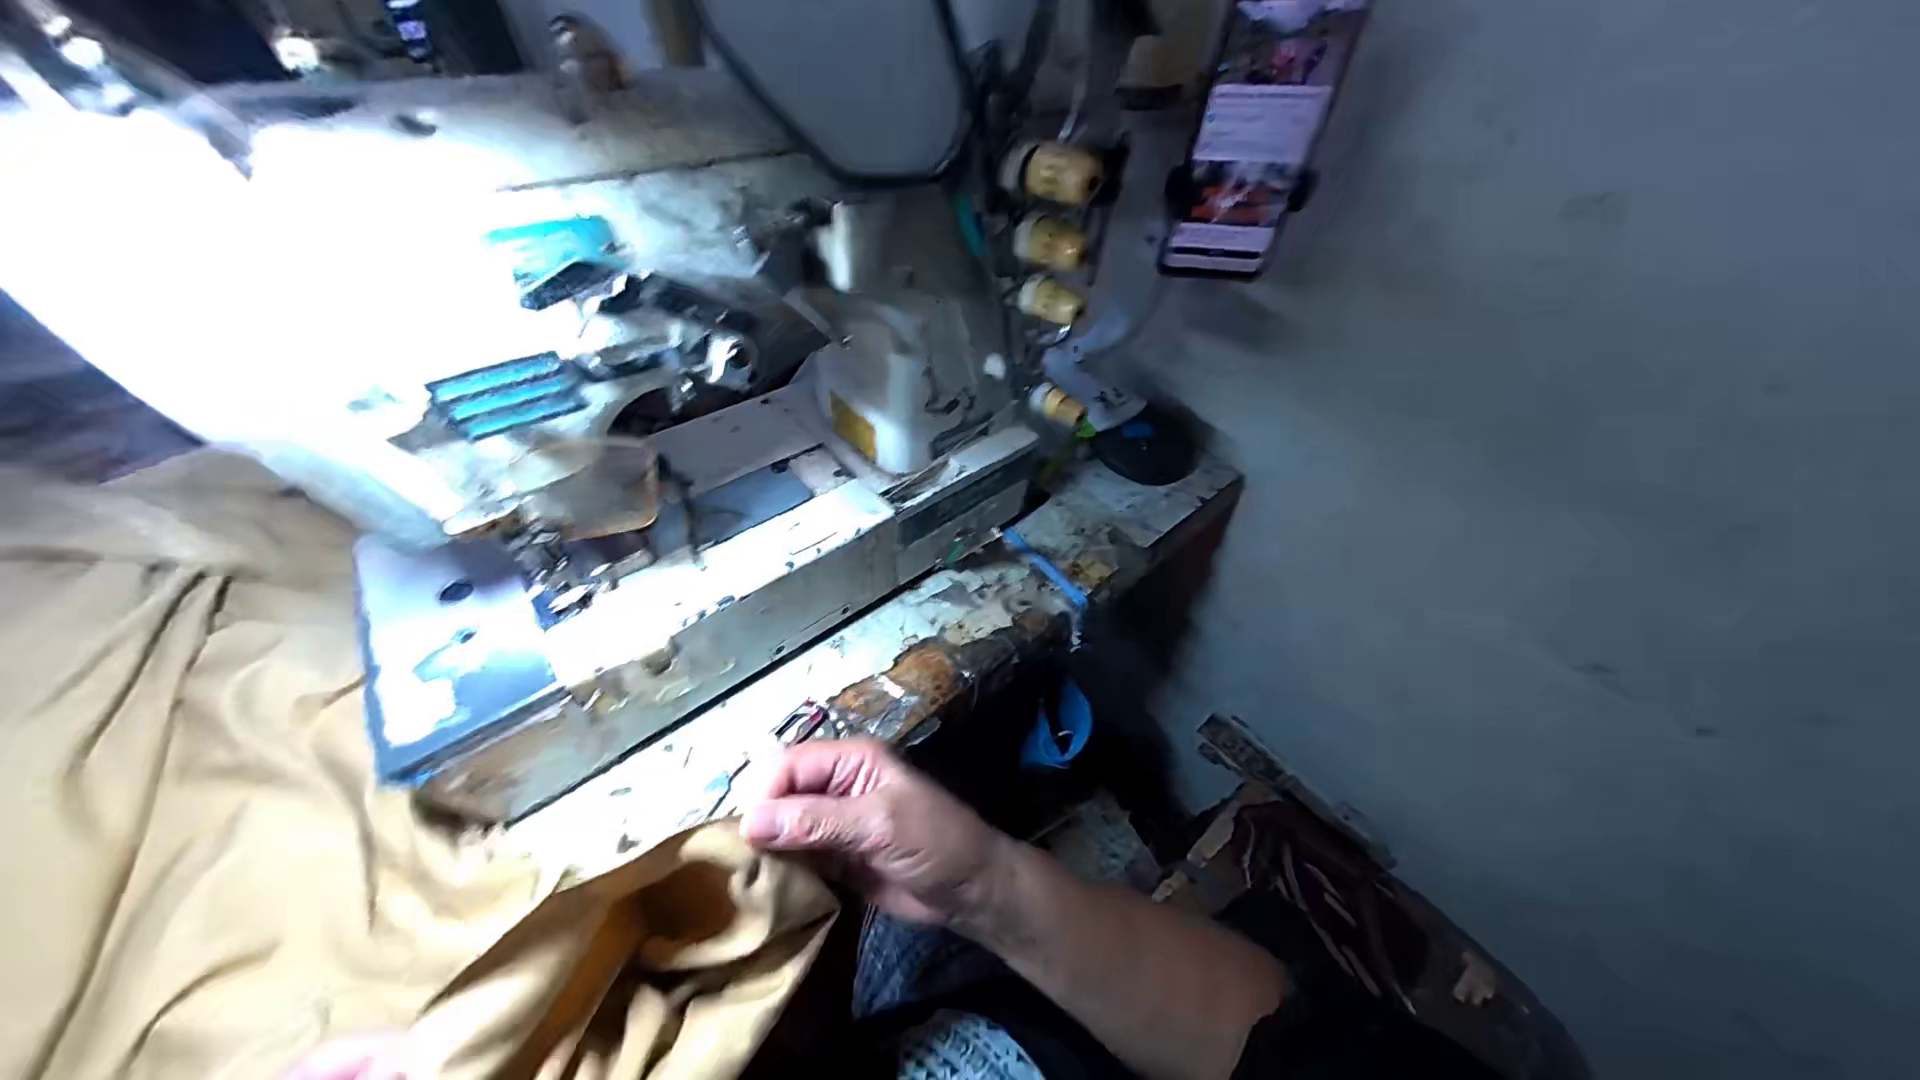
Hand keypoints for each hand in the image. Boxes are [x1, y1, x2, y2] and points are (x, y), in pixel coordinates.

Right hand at [739, 739, 1012, 927]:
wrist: (968, 889)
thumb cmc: (934, 841)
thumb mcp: (878, 825)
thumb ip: (817, 821)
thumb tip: (751, 821)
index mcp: (851, 760)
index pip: (790, 765)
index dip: (766, 794)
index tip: (748, 836)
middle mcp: (837, 784)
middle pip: (781, 793)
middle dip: (760, 821)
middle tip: (740, 861)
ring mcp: (834, 821)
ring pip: (784, 826)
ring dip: (766, 848)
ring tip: (743, 878)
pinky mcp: (834, 855)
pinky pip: (796, 855)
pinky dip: (780, 868)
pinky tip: (764, 888)